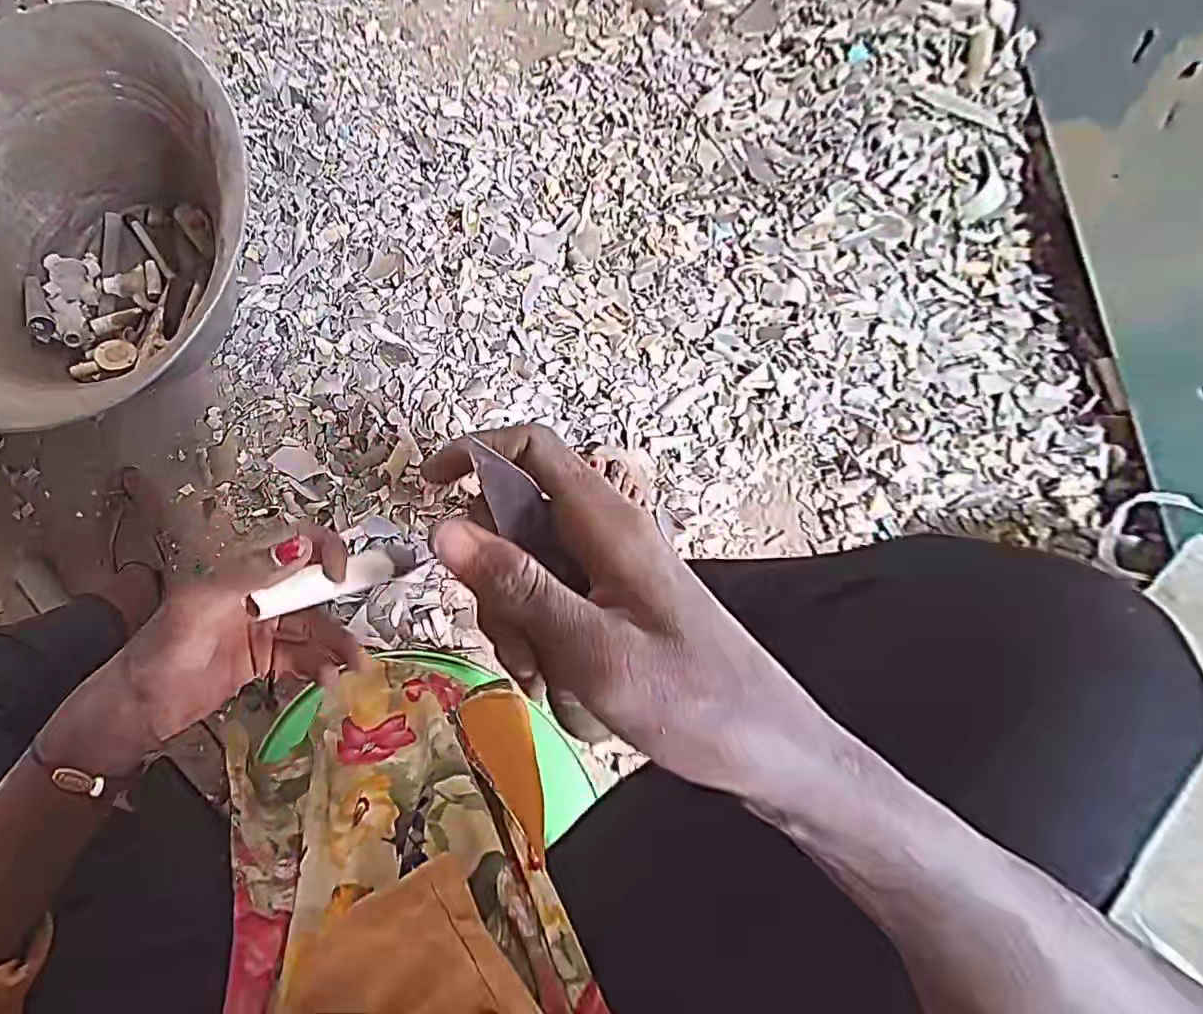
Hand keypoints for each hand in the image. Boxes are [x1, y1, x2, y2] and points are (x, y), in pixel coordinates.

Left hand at [39, 526, 364, 773]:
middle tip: (360, 629)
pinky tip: (325, 679)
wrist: (140, 707)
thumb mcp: (202, 604)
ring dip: (335, 645)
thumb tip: (299, 546)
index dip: (324, 551)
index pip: (294, 544)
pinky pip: (302, 657)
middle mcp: (257, 593)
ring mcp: (262, 627)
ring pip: (312, 628)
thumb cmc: (161, 649)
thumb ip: (251, 574)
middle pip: (311, 591)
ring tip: (351, 666)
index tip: (339, 575)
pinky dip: (319, 667)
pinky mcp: (263, 659)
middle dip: (340, 609)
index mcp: (242, 568)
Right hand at [424, 425, 843, 798]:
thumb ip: (517, 587)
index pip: (531, 448)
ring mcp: (599, 569)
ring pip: (517, 567)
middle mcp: (600, 535)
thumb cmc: (695, 701)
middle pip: (510, 520)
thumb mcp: (593, 649)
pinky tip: (554, 679)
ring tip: (542, 674)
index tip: (431, 486)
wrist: (770, 755)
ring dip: (510, 618)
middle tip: (511, 639)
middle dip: (490, 576)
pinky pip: (539, 600)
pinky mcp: (601, 601)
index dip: (474, 451)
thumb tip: (444, 529)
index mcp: (606, 522)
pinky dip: (531, 636)